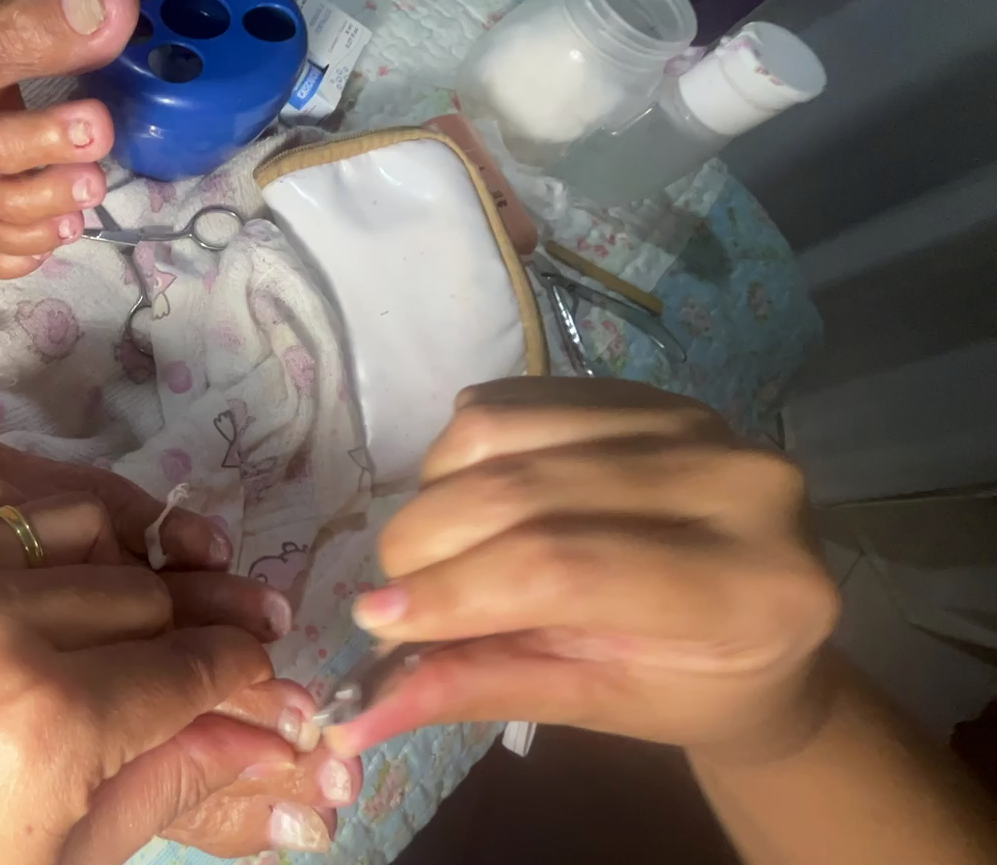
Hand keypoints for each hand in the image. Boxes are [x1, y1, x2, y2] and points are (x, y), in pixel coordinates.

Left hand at [0, 469, 318, 864]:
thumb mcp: (67, 858)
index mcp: (47, 719)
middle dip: (186, 634)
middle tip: (201, 658)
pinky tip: (47, 553)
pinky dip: (26, 512)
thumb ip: (174, 778)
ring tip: (125, 611)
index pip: (186, 666)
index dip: (239, 671)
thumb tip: (271, 733)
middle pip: (143, 595)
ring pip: (77, 528)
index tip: (259, 672)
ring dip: (116, 568)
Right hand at [324, 378, 840, 765]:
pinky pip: (496, 403)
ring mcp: (677, 420)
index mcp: (750, 586)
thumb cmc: (680, 680)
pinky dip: (452, 454)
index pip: (561, 568)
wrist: (749, 613)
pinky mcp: (627, 390)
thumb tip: (357, 718)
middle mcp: (731, 483)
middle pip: (514, 492)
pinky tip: (472, 496)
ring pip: (492, 434)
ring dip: (431, 493)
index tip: (374, 617)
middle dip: (422, 543)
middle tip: (396, 588)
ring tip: (443, 543)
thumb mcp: (591, 702)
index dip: (452, 590)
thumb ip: (478, 691)